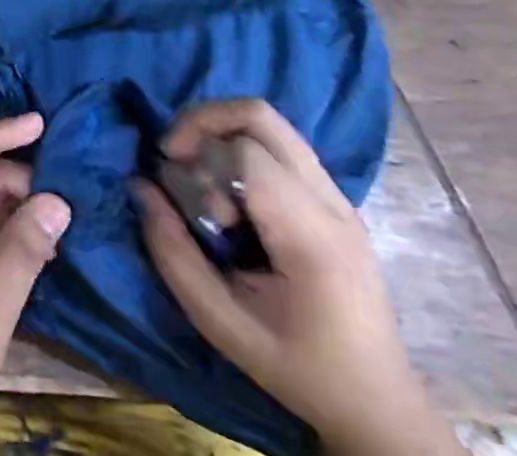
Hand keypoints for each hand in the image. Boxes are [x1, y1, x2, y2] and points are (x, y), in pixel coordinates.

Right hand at [134, 100, 463, 455]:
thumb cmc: (295, 368)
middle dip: (203, 120)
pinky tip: (227, 189)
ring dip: (220, 132)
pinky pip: (279, 145)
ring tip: (198, 171)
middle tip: (175, 156)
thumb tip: (139, 186)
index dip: (198, 159)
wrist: (376, 401)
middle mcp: (332, 203)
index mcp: (311, 237)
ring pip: (270, 123)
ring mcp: (339, 197)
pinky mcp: (335, 200)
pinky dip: (240, 147)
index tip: (175, 192)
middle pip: (260, 115)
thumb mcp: (218, 320)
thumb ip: (172, 250)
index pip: (246, 154)